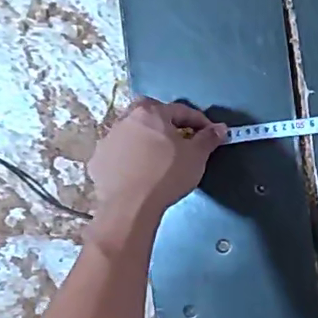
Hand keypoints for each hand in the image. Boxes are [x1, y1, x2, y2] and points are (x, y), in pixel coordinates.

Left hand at [86, 98, 226, 224]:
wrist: (130, 206)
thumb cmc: (166, 175)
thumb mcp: (196, 156)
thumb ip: (208, 138)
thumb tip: (219, 128)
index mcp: (151, 112)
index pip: (180, 110)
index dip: (199, 121)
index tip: (210, 133)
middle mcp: (126, 119)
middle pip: (150, 113)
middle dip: (165, 122)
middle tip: (178, 138)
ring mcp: (108, 139)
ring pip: (131, 132)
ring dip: (144, 138)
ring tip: (157, 156)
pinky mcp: (97, 160)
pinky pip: (118, 152)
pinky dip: (128, 157)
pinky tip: (137, 171)